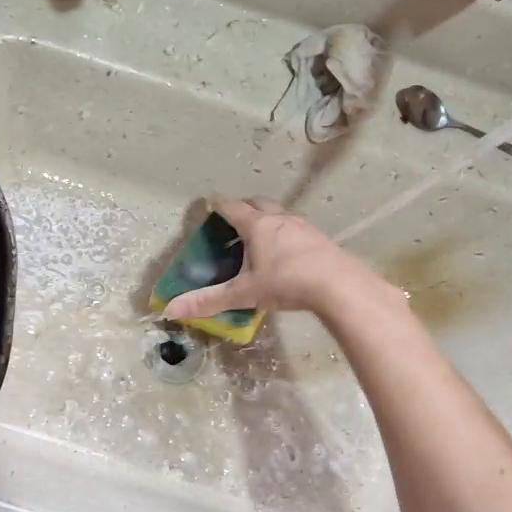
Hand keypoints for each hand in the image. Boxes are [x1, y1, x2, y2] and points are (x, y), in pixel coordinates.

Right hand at [161, 197, 388, 320]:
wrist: (340, 286)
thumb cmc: (286, 282)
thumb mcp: (243, 294)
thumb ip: (208, 301)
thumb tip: (171, 310)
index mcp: (257, 226)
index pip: (232, 207)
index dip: (218, 204)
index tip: (210, 200)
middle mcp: (280, 219)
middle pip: (259, 202)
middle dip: (244, 206)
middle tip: (234, 217)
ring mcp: (303, 226)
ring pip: (280, 214)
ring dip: (267, 218)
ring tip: (259, 235)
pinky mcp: (320, 239)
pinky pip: (297, 228)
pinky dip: (285, 233)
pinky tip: (286, 252)